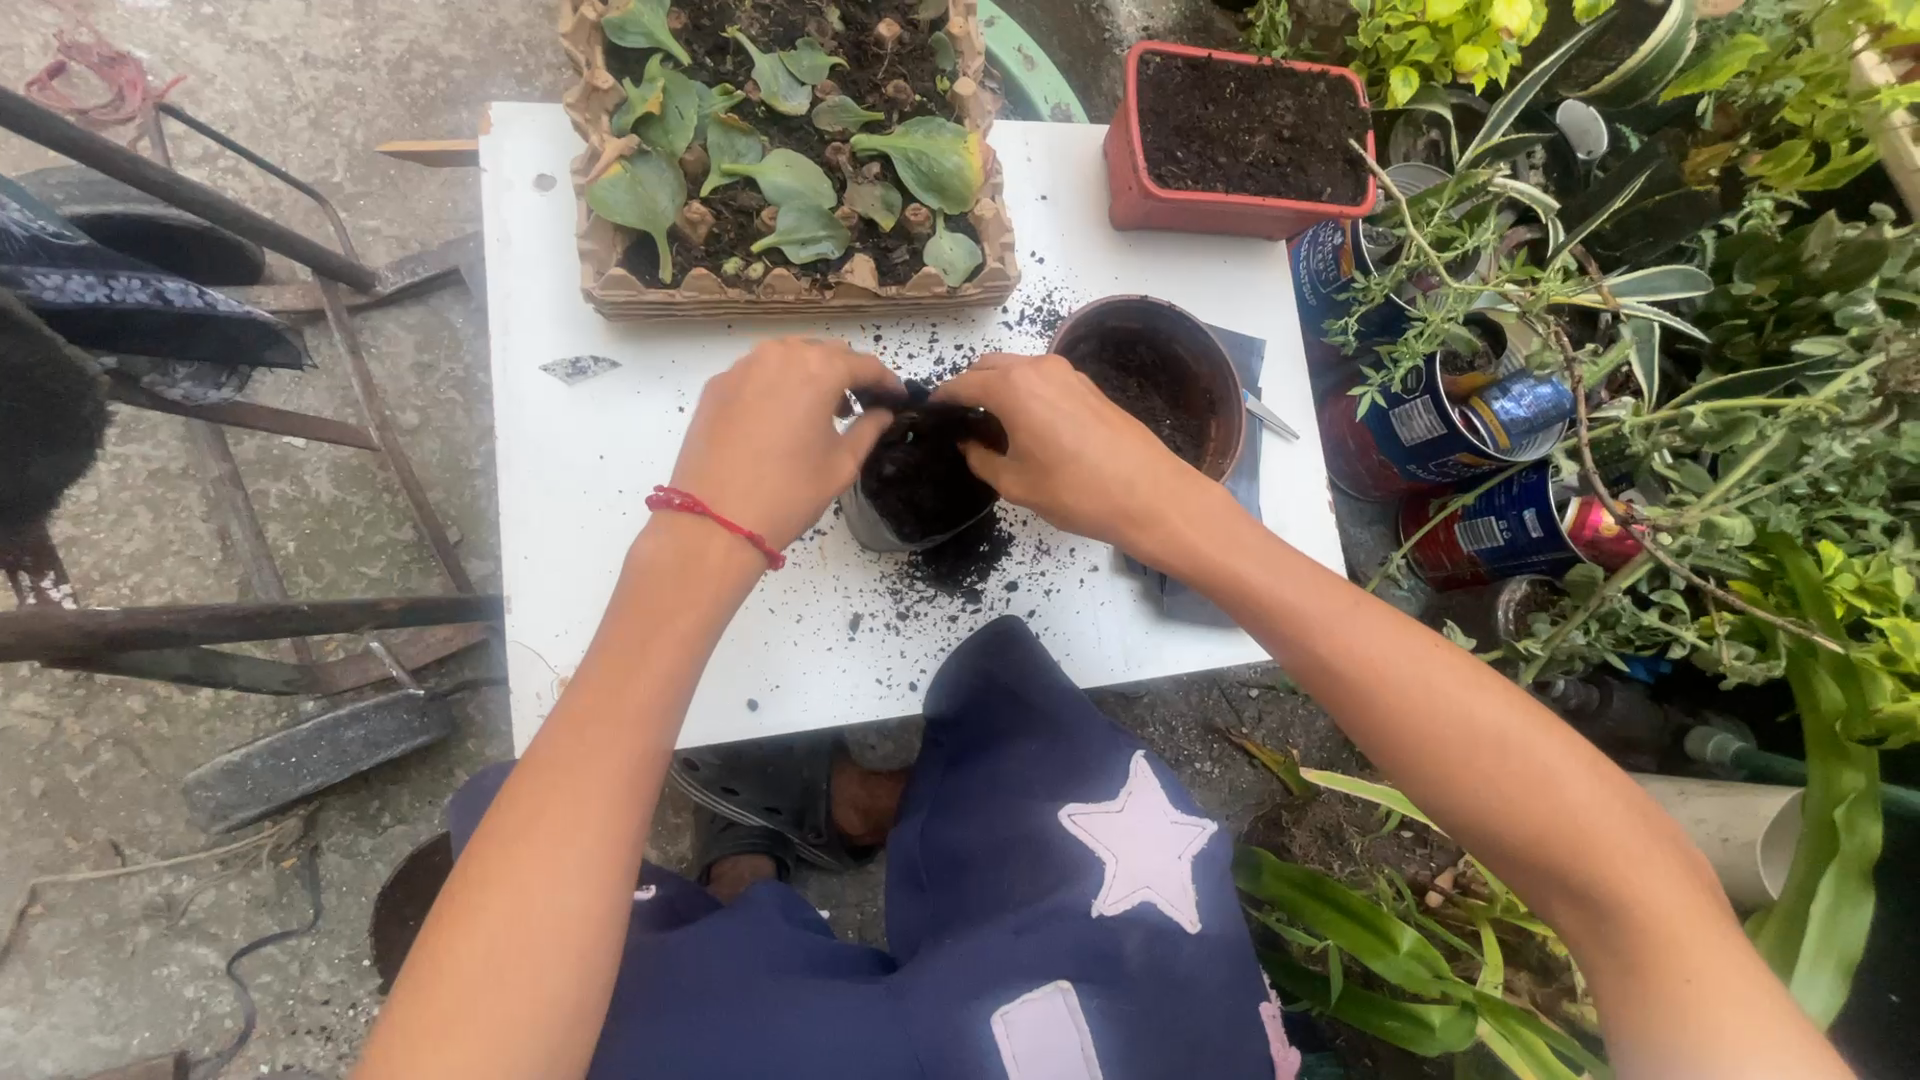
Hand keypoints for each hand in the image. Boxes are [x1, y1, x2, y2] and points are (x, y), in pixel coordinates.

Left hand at [667, 337, 901, 550]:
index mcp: (817, 371)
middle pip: (825, 351)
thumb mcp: (841, 464)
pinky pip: (758, 372)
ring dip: (811, 374)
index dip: (885, 381)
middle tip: (860, 406)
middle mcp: (779, 356)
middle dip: (847, 373)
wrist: (715, 520)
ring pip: (788, 355)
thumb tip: (882, 413)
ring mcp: (742, 367)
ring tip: (820, 411)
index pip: (863, 364)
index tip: (897, 397)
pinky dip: (778, 385)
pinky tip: (781, 418)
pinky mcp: (717, 385)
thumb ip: (867, 430)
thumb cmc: (789, 494)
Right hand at [932, 352, 1229, 556]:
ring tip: (993, 426)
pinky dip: (1025, 392)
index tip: (931, 415)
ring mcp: (1067, 373)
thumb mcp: (1015, 483)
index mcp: (1012, 387)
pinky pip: (1043, 379)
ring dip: (999, 388)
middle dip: (969, 388)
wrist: (1148, 493)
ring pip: (1018, 370)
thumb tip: (967, 443)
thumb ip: (981, 458)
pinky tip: (1027, 426)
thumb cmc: (1075, 491)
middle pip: (989, 367)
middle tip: (960, 422)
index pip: (962, 383)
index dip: (942, 400)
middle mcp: (1037, 368)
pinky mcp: (1088, 386)